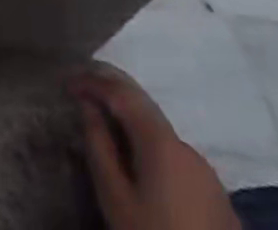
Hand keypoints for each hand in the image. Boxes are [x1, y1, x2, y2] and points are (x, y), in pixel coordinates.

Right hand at [73, 64, 240, 229]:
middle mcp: (185, 147)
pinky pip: (171, 150)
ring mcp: (204, 168)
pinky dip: (145, 138)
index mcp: (160, 143)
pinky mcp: (212, 188)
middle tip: (79, 89)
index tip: (65, 83)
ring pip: (158, 128)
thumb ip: (99, 144)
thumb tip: (88, 107)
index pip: (122, 95)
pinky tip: (132, 152)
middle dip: (110, 91)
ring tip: (100, 119)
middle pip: (144, 105)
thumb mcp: (114, 194)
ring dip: (128, 116)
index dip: (92, 82)